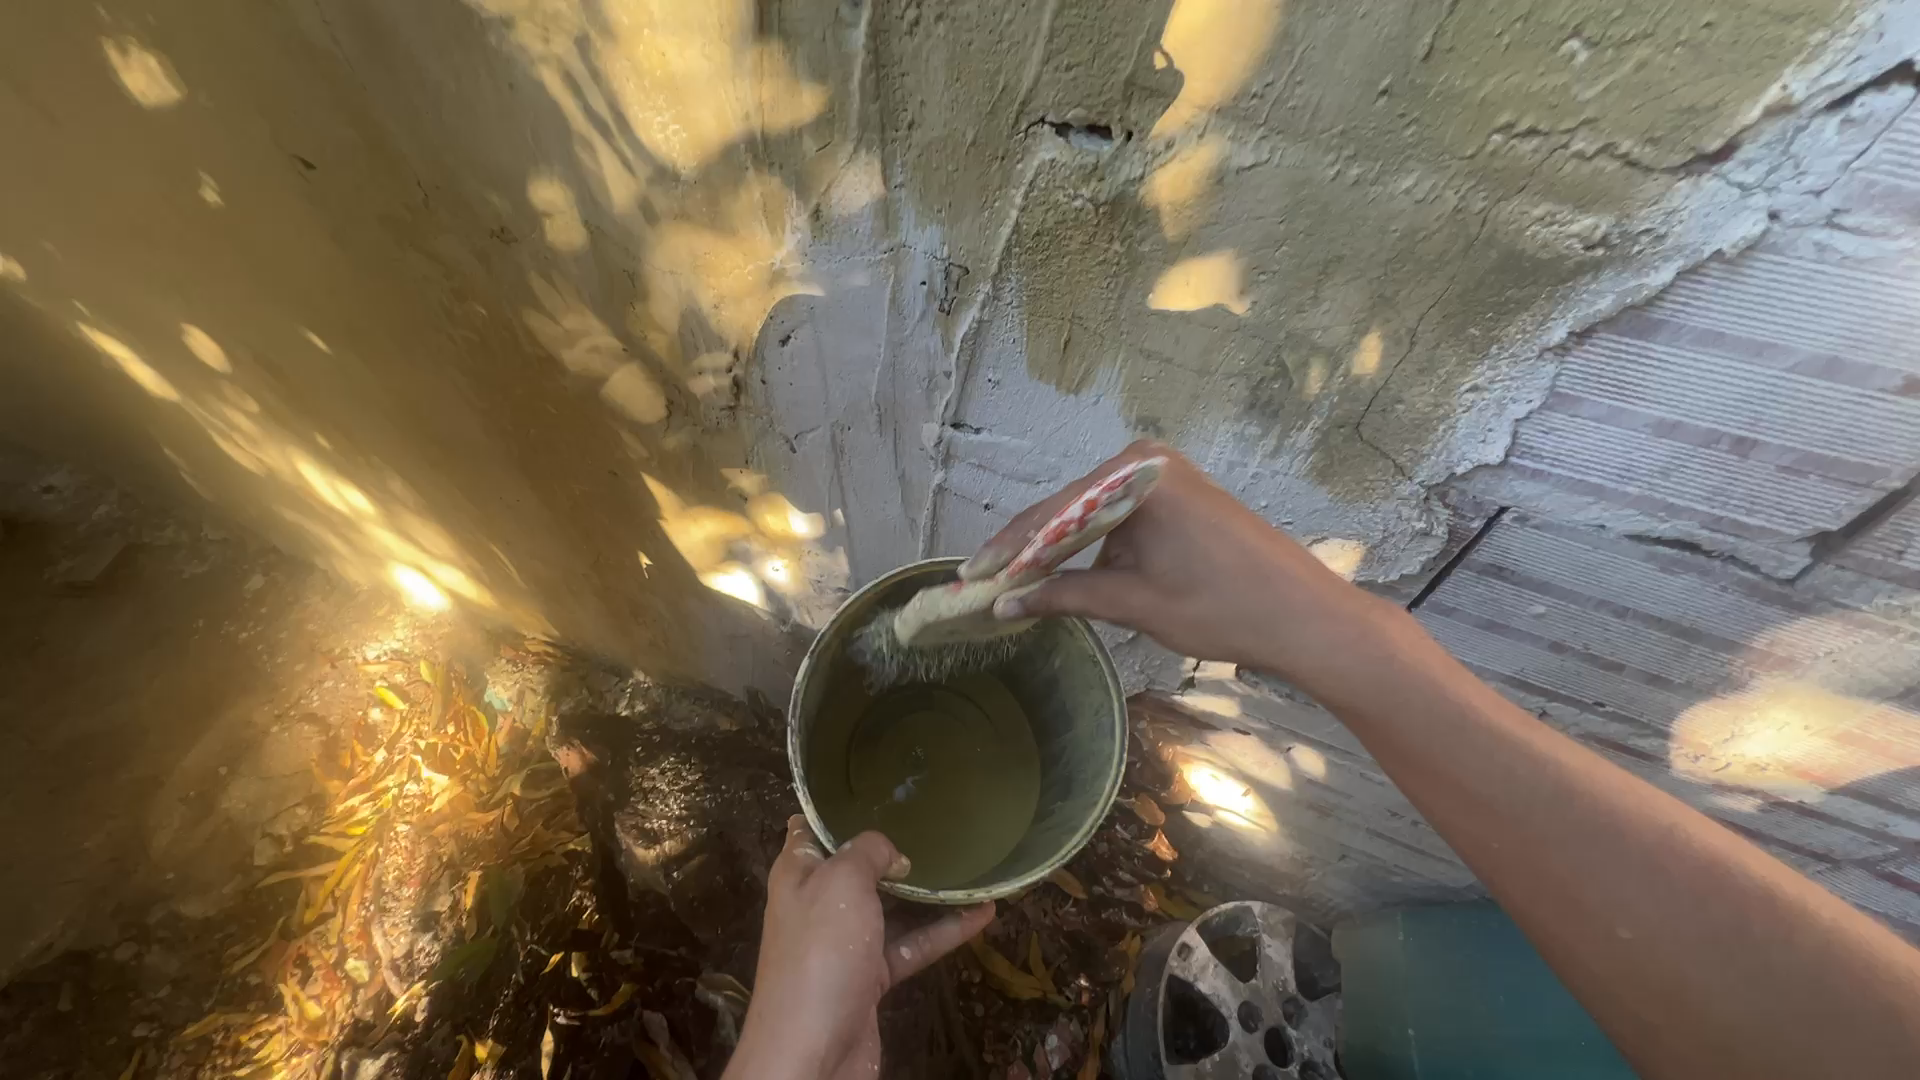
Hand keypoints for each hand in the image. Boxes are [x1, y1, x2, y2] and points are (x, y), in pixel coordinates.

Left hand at [723, 817, 994, 1079]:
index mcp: (799, 872)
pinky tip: (983, 913)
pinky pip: (912, 945)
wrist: (811, 1058)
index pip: (813, 827)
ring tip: (969, 860)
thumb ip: (870, 851)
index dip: (840, 805)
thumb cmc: (820, 953)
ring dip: (929, 888)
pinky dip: (945, 930)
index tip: (880, 784)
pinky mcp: (871, 979)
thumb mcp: (842, 882)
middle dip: (893, 844)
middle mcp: (820, 902)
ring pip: (892, 905)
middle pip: (860, 864)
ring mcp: (847, 943)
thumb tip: (895, 855)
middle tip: (936, 814)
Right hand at [963, 440, 1387, 690]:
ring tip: (1014, 582)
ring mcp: (1163, 473)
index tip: (970, 578)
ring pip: (1090, 514)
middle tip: (984, 581)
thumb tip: (1003, 604)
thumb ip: (1064, 595)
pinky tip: (1066, 571)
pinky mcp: (1177, 494)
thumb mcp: (1133, 601)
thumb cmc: (1221, 607)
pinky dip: (1092, 546)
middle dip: (1027, 550)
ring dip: (1057, 549)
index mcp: (1134, 474)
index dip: (1007, 551)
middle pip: (1067, 508)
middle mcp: (1145, 460)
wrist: (1306, 617)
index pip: (1051, 514)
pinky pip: (1118, 516)